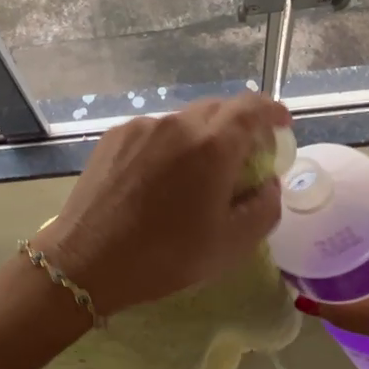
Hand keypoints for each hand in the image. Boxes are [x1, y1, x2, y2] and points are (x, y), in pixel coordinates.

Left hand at [33, 94, 290, 316]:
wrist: (87, 260)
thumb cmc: (165, 257)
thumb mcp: (232, 244)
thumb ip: (264, 206)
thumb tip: (267, 181)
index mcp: (212, 146)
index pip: (252, 108)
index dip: (272, 111)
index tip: (281, 124)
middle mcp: (177, 124)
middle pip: (219, 110)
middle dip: (239, 127)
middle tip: (245, 159)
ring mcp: (142, 127)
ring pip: (185, 121)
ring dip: (202, 138)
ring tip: (198, 175)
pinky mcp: (114, 136)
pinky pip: (155, 131)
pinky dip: (170, 146)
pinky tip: (160, 180)